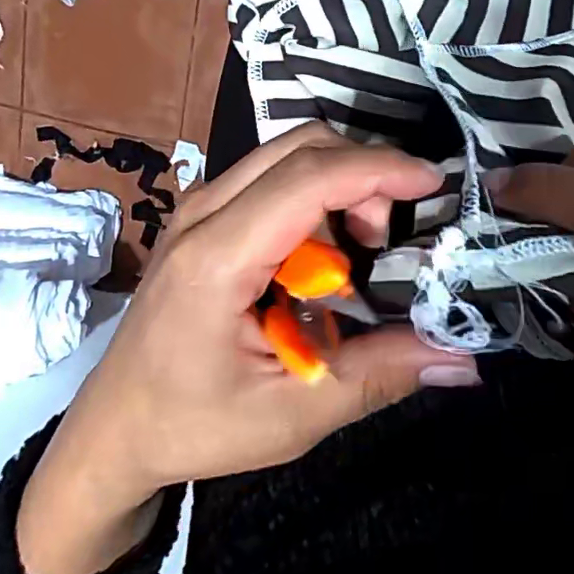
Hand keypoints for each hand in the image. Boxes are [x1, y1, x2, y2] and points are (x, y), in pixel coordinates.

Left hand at [16, 123, 480, 573]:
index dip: (378, 169)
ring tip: (355, 249)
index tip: (430, 183)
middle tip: (386, 238)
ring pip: (289, 150)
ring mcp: (199, 205)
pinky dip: (316, 191)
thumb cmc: (194, 424)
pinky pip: (273, 172)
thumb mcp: (292, 415)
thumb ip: (378, 375)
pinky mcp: (203, 213)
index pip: (309, 178)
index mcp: (218, 258)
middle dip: (364, 172)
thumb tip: (461, 356)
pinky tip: (320, 250)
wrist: (112, 428)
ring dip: (340, 181)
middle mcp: (204, 212)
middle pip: (302, 145)